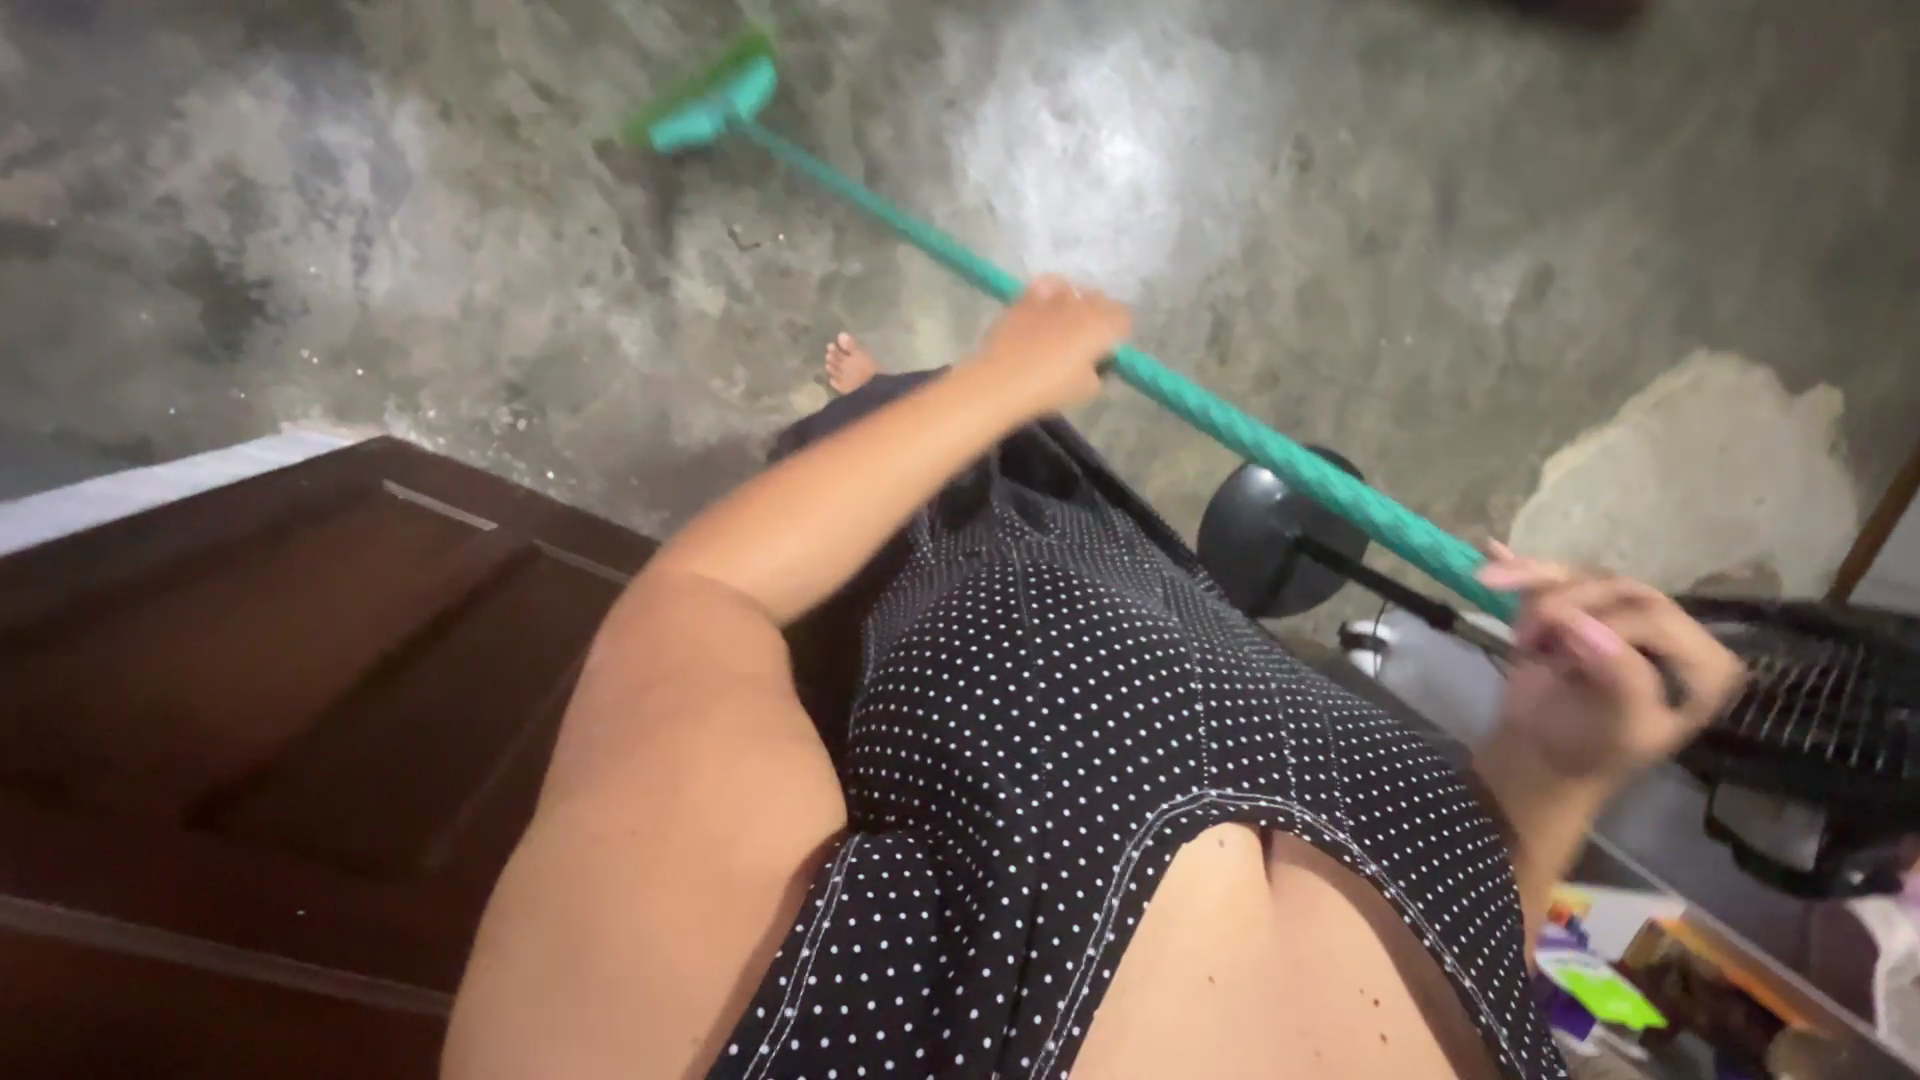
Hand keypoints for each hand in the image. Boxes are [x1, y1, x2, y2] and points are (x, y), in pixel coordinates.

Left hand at [970, 275, 1130, 418]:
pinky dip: (1049, 294)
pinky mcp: (1027, 296)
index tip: (1105, 350)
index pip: (1123, 318)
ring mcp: (1053, 295)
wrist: (1002, 380)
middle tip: (1084, 339)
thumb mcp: (1088, 389)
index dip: (1117, 333)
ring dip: (1073, 303)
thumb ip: (1098, 370)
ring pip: (1074, 290)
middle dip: (1097, 316)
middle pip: (1100, 300)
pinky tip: (1042, 309)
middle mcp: (1082, 304)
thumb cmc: (1050, 389)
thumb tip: (1093, 362)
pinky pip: (1046, 285)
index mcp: (1103, 325)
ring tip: (1061, 323)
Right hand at [1477, 543, 1745, 785]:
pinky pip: (1551, 580)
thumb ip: (1619, 677)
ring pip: (1581, 578)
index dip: (1602, 624)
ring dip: (1533, 584)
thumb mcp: (1618, 728)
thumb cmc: (1589, 751)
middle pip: (1617, 588)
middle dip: (1563, 602)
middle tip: (1523, 637)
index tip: (1553, 649)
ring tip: (1501, 612)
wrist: (1542, 756)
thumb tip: (1583, 626)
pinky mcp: (1575, 612)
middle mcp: (1668, 632)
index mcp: (1700, 664)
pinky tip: (1492, 549)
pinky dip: (1521, 568)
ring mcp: (1617, 618)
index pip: (1655, 618)